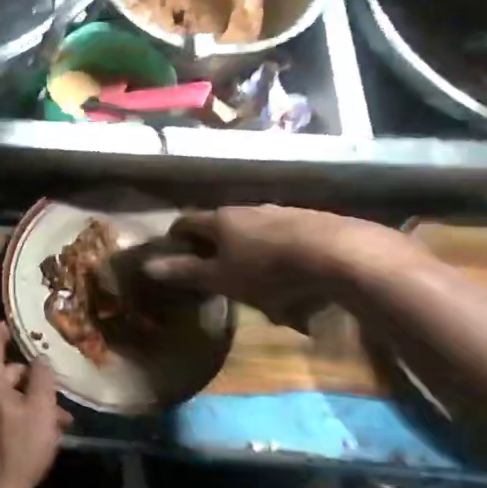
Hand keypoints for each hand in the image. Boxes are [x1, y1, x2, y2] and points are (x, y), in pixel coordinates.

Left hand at [0, 322, 70, 487]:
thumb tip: (40, 357)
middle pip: (6, 374)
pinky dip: (24, 418)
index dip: (2, 331)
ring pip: (9, 398)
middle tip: (59, 393)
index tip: (11, 321)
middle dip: (34, 380)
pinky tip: (46, 436)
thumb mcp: (41, 410)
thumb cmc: (19, 448)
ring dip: (35, 403)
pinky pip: (5, 415)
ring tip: (62, 423)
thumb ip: (43, 379)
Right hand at [141, 205, 416, 329]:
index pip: (186, 222)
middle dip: (214, 245)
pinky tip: (287, 273)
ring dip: (247, 248)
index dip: (175, 236)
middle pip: (221, 224)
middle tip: (211, 268)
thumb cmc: (268, 270)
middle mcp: (248, 209)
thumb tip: (147, 265)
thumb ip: (186, 272)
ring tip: (252, 274)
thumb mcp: (221, 278)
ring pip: (254, 229)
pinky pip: (284, 236)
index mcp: (220, 220)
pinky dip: (276, 252)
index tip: (171, 251)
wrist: (340, 255)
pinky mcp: (313, 221)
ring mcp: (282, 212)